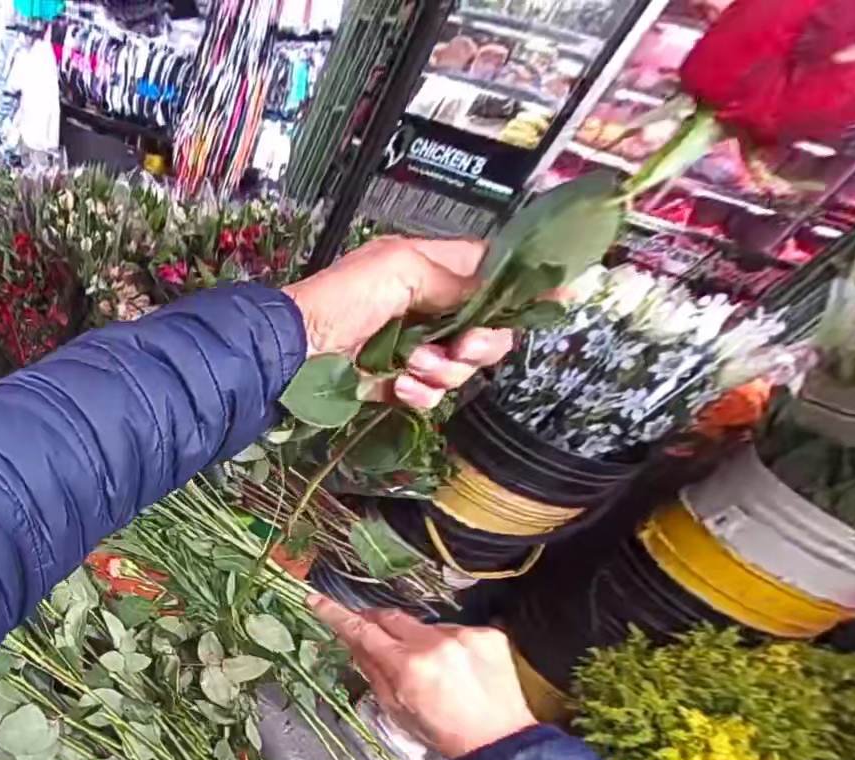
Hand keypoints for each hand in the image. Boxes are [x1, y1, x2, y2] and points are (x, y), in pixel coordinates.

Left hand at [282, 237, 516, 409]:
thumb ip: (455, 279)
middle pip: (486, 330)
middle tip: (460, 347)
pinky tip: (397, 386)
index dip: (523, 288)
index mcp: (431, 270)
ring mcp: (412, 348)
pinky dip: (418, 393)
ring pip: (460, 367)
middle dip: (478, 344)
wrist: (295, 351)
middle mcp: (427, 309)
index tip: (559, 299)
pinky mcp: (395, 382)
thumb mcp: (400, 270)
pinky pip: (429, 394)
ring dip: (442, 371)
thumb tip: (495, 289)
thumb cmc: (341, 299)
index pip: (491, 274)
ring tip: (410, 367)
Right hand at [307, 593, 537, 759]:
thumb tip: (353, 642)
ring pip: (424, 626)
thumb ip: (372, 670)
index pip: (363, 631)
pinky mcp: (487, 634)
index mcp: (408, 666)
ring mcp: (463, 636)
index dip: (336, 614)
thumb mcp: (396, 708)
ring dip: (417, 639)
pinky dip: (448, 644)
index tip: (317, 600)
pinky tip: (456, 667)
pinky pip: (454, 630)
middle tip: (370, 632)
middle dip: (377, 623)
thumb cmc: (443, 732)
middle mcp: (435, 644)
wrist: (498, 741)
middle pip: (391, 617)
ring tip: (430, 669)